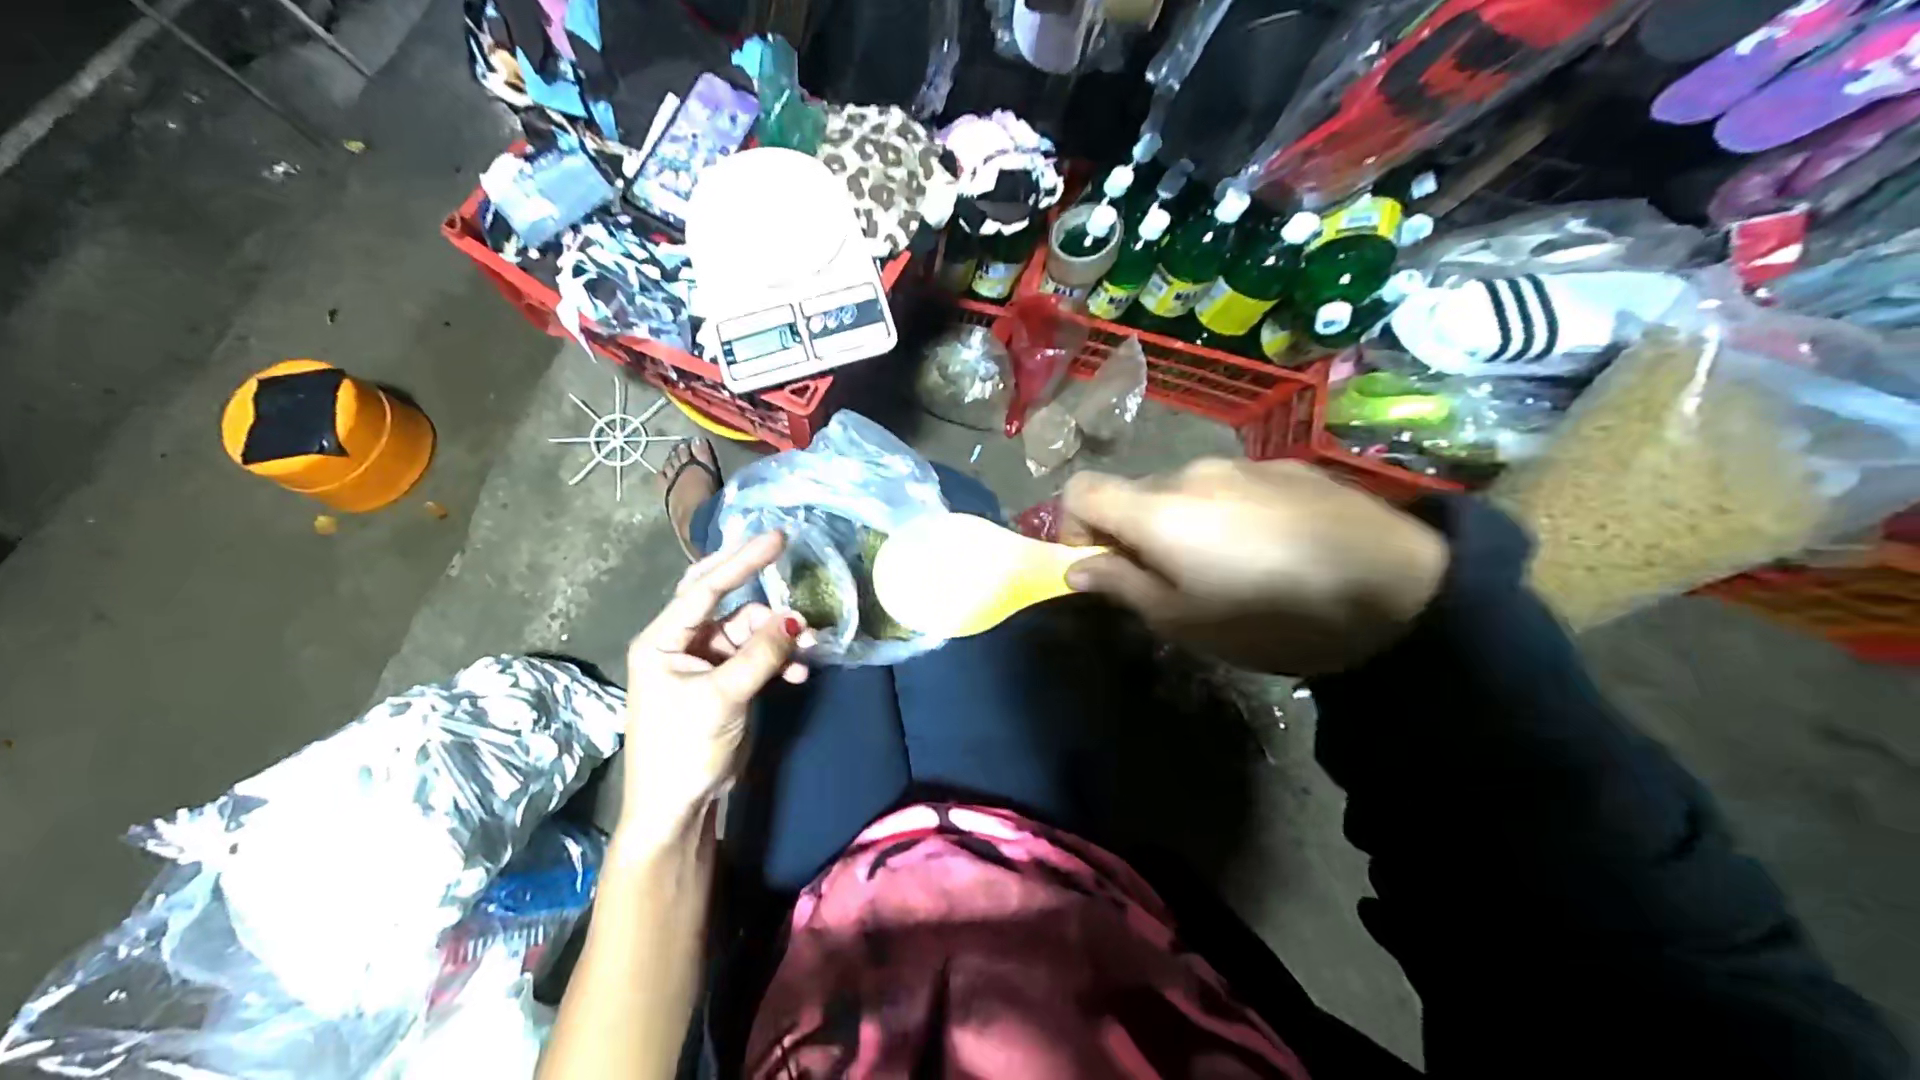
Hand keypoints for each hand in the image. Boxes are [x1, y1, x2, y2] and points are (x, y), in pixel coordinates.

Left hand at [619, 532, 806, 836]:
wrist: (678, 807)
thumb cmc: (684, 748)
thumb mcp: (722, 696)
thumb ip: (760, 653)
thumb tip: (797, 618)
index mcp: (661, 639)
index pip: (704, 588)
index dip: (742, 561)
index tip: (777, 538)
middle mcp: (680, 642)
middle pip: (720, 597)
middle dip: (752, 578)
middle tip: (782, 549)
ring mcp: (703, 661)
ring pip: (747, 629)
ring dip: (777, 635)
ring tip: (806, 648)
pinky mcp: (724, 680)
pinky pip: (756, 654)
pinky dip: (778, 658)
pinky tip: (798, 671)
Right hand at [1060, 458, 1447, 675]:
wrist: (1398, 588)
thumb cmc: (1270, 615)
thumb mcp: (1184, 619)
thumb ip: (1121, 586)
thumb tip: (1077, 568)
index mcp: (1157, 510)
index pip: (1081, 490)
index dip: (1074, 526)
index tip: (1101, 564)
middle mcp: (1191, 473)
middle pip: (1135, 492)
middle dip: (1135, 531)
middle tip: (1171, 579)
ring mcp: (1243, 465)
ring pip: (1186, 490)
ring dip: (1186, 522)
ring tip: (1230, 565)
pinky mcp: (1288, 467)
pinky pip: (1234, 486)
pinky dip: (1230, 512)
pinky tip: (1273, 546)